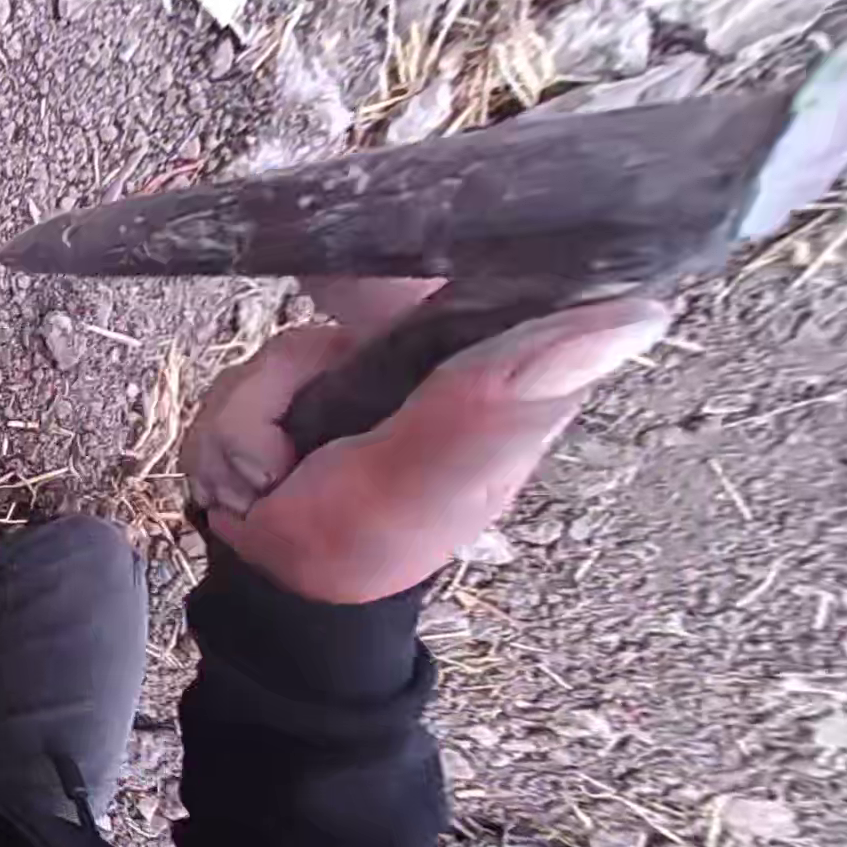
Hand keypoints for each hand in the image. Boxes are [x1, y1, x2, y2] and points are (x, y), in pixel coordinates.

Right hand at [181, 284, 669, 602]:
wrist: (274, 581)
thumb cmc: (357, 544)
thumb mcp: (425, 482)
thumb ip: (488, 405)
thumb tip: (632, 315)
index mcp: (464, 370)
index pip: (451, 277)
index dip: (396, 265)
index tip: (335, 280)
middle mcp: (395, 364)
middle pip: (309, 329)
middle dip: (264, 406)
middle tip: (269, 468)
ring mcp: (325, 382)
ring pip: (253, 366)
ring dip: (232, 439)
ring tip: (250, 491)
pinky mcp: (271, 400)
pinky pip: (221, 395)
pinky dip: (214, 446)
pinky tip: (232, 484)